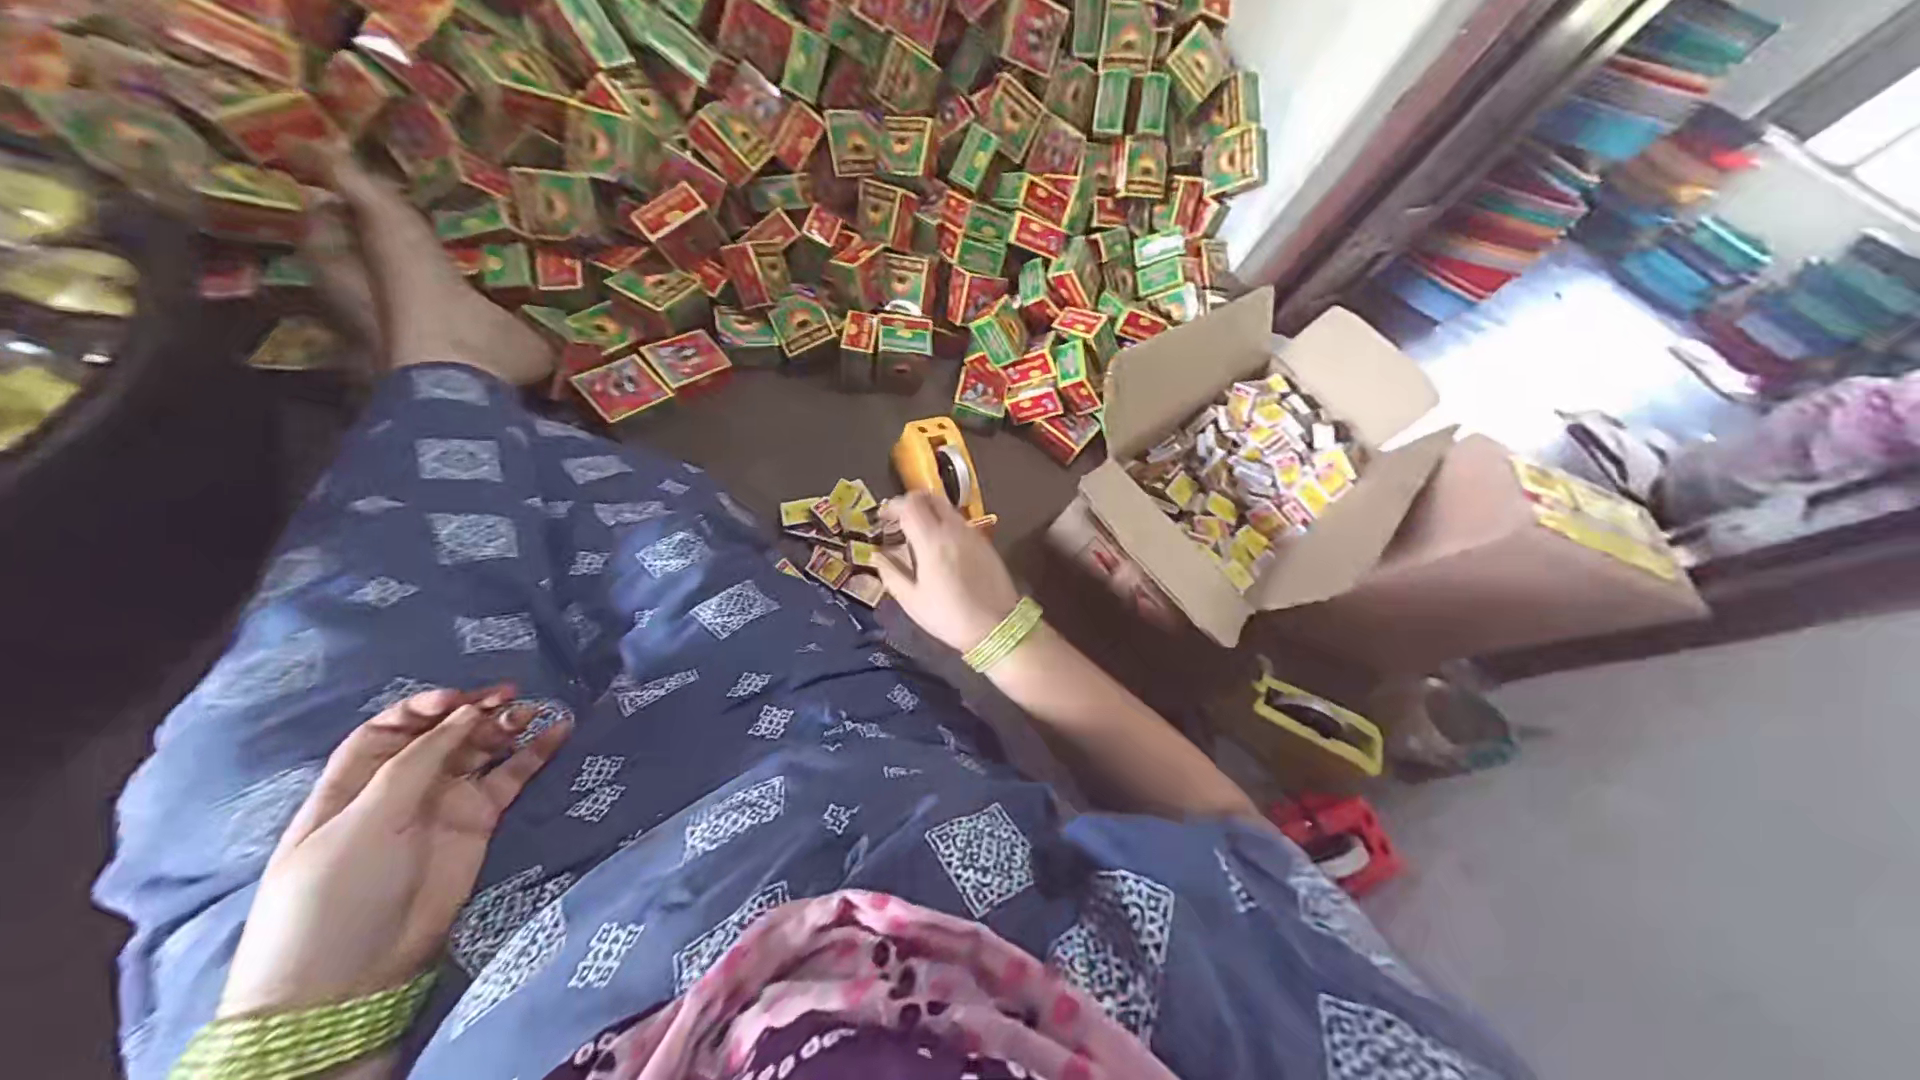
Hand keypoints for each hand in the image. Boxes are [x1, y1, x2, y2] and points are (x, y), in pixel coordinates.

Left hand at [218, 686, 570, 1016]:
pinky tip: (558, 732)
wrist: (353, 972)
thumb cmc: (338, 889)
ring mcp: (444, 802)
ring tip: (534, 711)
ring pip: (482, 750)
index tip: (459, 699)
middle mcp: (404, 784)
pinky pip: (511, 777)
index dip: (425, 706)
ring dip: (507, 726)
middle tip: (509, 695)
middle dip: (474, 709)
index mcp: (358, 780)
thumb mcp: (365, 819)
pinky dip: (535, 754)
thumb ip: (418, 762)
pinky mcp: (478, 821)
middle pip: (444, 732)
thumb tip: (465, 712)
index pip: (393, 727)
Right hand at [875, 492, 1022, 654]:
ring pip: (947, 508)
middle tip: (899, 519)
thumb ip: (890, 572)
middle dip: (911, 502)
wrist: (997, 628)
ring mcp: (972, 535)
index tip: (883, 516)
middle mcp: (954, 530)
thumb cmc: (949, 616)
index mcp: (932, 540)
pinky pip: (960, 523)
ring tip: (917, 533)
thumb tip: (877, 555)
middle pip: (930, 497)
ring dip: (929, 512)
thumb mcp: (911, 600)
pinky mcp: (985, 543)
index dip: (893, 505)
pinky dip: (945, 524)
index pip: (910, 505)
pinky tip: (939, 546)